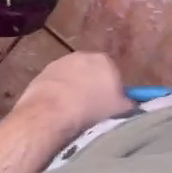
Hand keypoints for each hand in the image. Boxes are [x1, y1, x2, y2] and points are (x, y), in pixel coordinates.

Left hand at [12, 52, 130, 136]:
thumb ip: (131, 106)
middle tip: (92, 113)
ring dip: (72, 93)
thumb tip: (131, 107)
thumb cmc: (92, 112)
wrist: (51, 115)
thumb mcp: (122, 113)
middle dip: (91, 90)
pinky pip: (54, 87)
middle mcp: (82, 55)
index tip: (109, 110)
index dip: (112, 93)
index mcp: (105, 60)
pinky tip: (56, 114)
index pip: (113, 75)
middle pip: (91, 74)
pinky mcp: (41, 74)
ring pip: (71, 80)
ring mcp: (59, 63)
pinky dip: (56, 97)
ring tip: (72, 117)